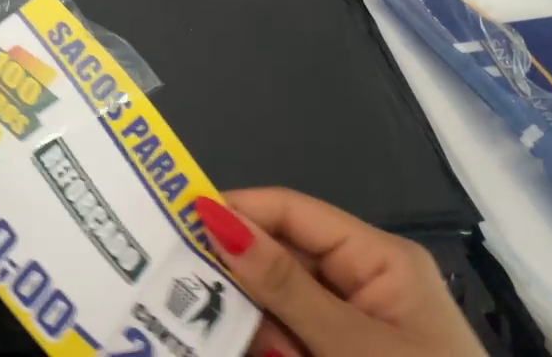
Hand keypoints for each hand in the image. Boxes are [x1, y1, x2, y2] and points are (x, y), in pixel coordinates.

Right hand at [193, 188, 487, 356]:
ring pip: (272, 299)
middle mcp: (361, 280)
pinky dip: (261, 343)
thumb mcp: (352, 345)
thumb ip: (282, 284)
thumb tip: (211, 214)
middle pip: (275, 255)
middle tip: (179, 288)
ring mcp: (350, 323)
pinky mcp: (338, 351)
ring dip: (243, 318)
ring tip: (219, 331)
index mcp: (378, 258)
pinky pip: (284, 333)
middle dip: (233, 275)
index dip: (233, 210)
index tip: (173, 222)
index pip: (288, 210)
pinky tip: (229, 343)